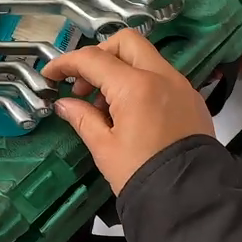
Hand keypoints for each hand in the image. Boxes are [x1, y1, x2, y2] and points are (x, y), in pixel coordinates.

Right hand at [42, 28, 213, 192]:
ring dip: (119, 69)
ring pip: (145, 58)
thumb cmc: (141, 174)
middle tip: (84, 84)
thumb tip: (65, 104)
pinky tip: (129, 112)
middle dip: (99, 56)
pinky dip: (139, 82)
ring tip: (104, 105)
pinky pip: (161, 76)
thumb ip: (82, 118)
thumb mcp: (103, 147)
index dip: (66, 63)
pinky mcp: (191, 99)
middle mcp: (162, 76)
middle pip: (125, 42)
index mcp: (136, 86)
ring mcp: (180, 85)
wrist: (191, 199)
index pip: (93, 59)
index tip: (50, 75)